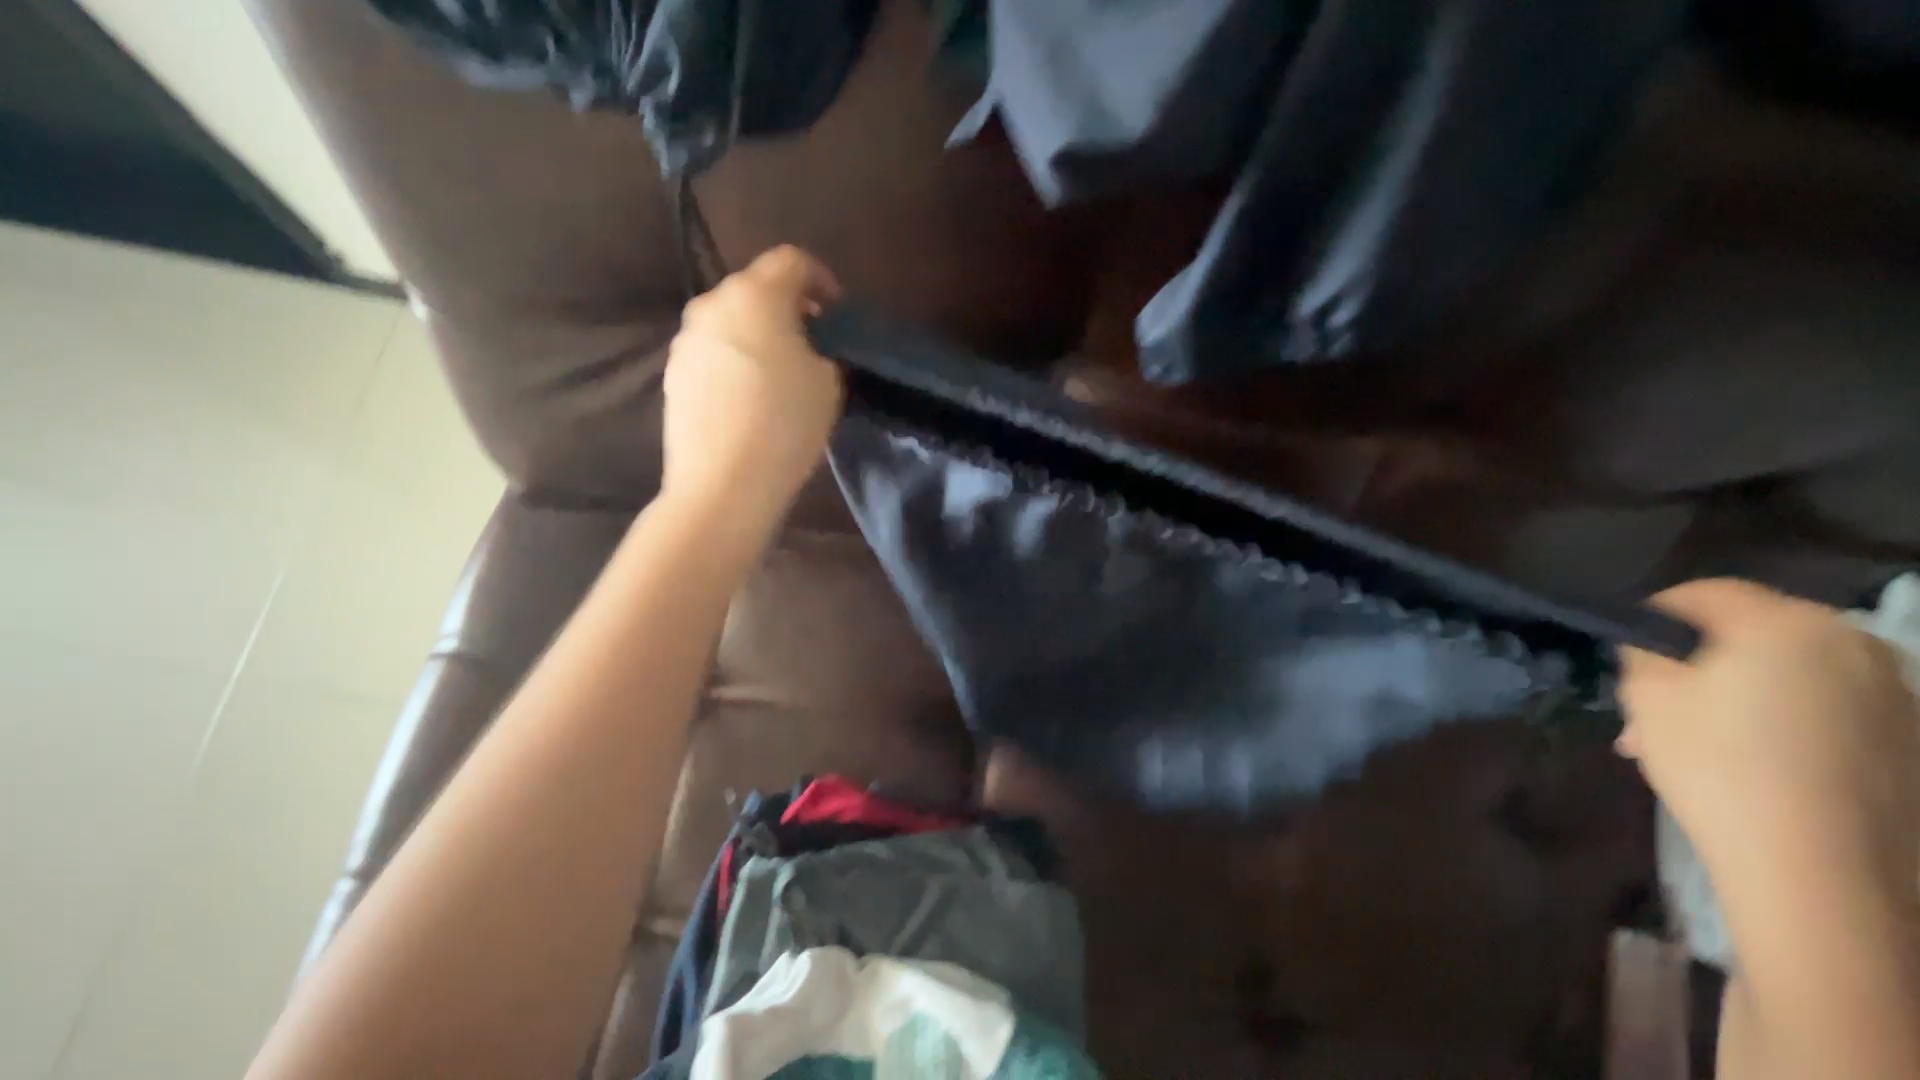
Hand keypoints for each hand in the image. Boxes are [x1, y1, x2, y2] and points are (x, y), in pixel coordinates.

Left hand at [661, 246, 844, 524]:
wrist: (722, 483)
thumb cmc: (785, 424)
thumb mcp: (829, 382)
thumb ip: (823, 347)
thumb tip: (810, 344)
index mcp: (756, 295)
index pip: (792, 260)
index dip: (821, 279)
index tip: (836, 312)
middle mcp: (713, 304)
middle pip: (756, 287)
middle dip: (787, 307)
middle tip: (811, 341)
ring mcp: (687, 340)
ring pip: (730, 319)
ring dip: (757, 333)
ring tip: (779, 372)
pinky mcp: (673, 373)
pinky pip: (712, 351)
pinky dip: (734, 359)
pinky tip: (749, 397)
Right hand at [1616, 579, 1919, 896]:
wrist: (1822, 871)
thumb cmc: (1719, 766)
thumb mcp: (1646, 696)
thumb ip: (1644, 652)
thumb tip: (1657, 646)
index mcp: (1788, 621)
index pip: (1707, 592)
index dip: (1658, 613)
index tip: (1629, 646)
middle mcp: (1854, 643)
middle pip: (1756, 637)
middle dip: (1700, 666)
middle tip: (1656, 709)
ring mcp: (1896, 695)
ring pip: (1792, 678)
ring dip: (1740, 700)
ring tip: (1698, 748)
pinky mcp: (1913, 744)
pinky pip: (1830, 714)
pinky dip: (1787, 727)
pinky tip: (1753, 769)